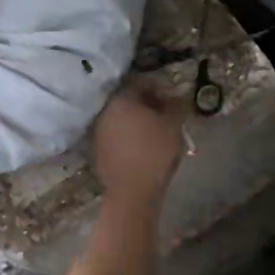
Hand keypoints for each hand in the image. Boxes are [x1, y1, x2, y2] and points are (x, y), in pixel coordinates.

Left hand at [91, 89, 182, 205]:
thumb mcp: (174, 125)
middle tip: (166, 117)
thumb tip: (176, 98)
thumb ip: (176, 106)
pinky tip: (142, 149)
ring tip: (156, 134)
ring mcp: (98, 133)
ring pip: (121, 120)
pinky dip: (129, 138)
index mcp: (121, 100)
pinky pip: (116, 137)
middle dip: (147, 106)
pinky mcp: (98, 152)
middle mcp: (104, 112)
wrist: (132, 191)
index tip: (172, 101)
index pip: (140, 83)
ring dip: (138, 123)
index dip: (159, 89)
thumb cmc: (155, 151)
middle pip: (128, 101)